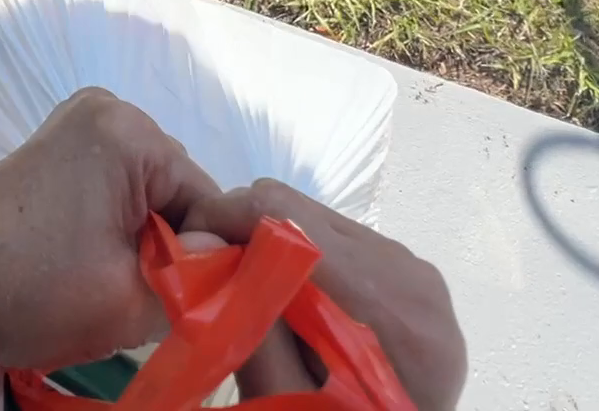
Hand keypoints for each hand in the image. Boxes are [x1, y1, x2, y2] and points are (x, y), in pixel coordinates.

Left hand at [0, 88, 221, 369]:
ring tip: (111, 272)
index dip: (209, 263)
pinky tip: (94, 249)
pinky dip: (120, 217)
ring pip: (152, 190)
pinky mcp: (65, 137)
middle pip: (180, 191)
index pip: (211, 204)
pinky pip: (122, 179)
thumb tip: (238, 262)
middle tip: (141, 293)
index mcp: (130, 134)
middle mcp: (111, 108)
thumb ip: (201, 282)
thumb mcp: (130, 303)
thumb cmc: (29, 286)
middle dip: (175, 245)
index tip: (187, 304)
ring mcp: (83, 117)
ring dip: (147, 235)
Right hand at [182, 179, 466, 410]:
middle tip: (216, 278)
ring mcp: (410, 266)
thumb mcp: (284, 401)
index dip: (221, 217)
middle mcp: (407, 272)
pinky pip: (326, 230)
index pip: (284, 216)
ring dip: (266, 242)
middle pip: (292, 207)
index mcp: (386, 306)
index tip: (188, 247)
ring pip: (305, 212)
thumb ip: (245, 323)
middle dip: (239, 231)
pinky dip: (293, 252)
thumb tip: (198, 243)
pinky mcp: (402, 267)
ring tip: (257, 296)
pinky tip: (292, 299)